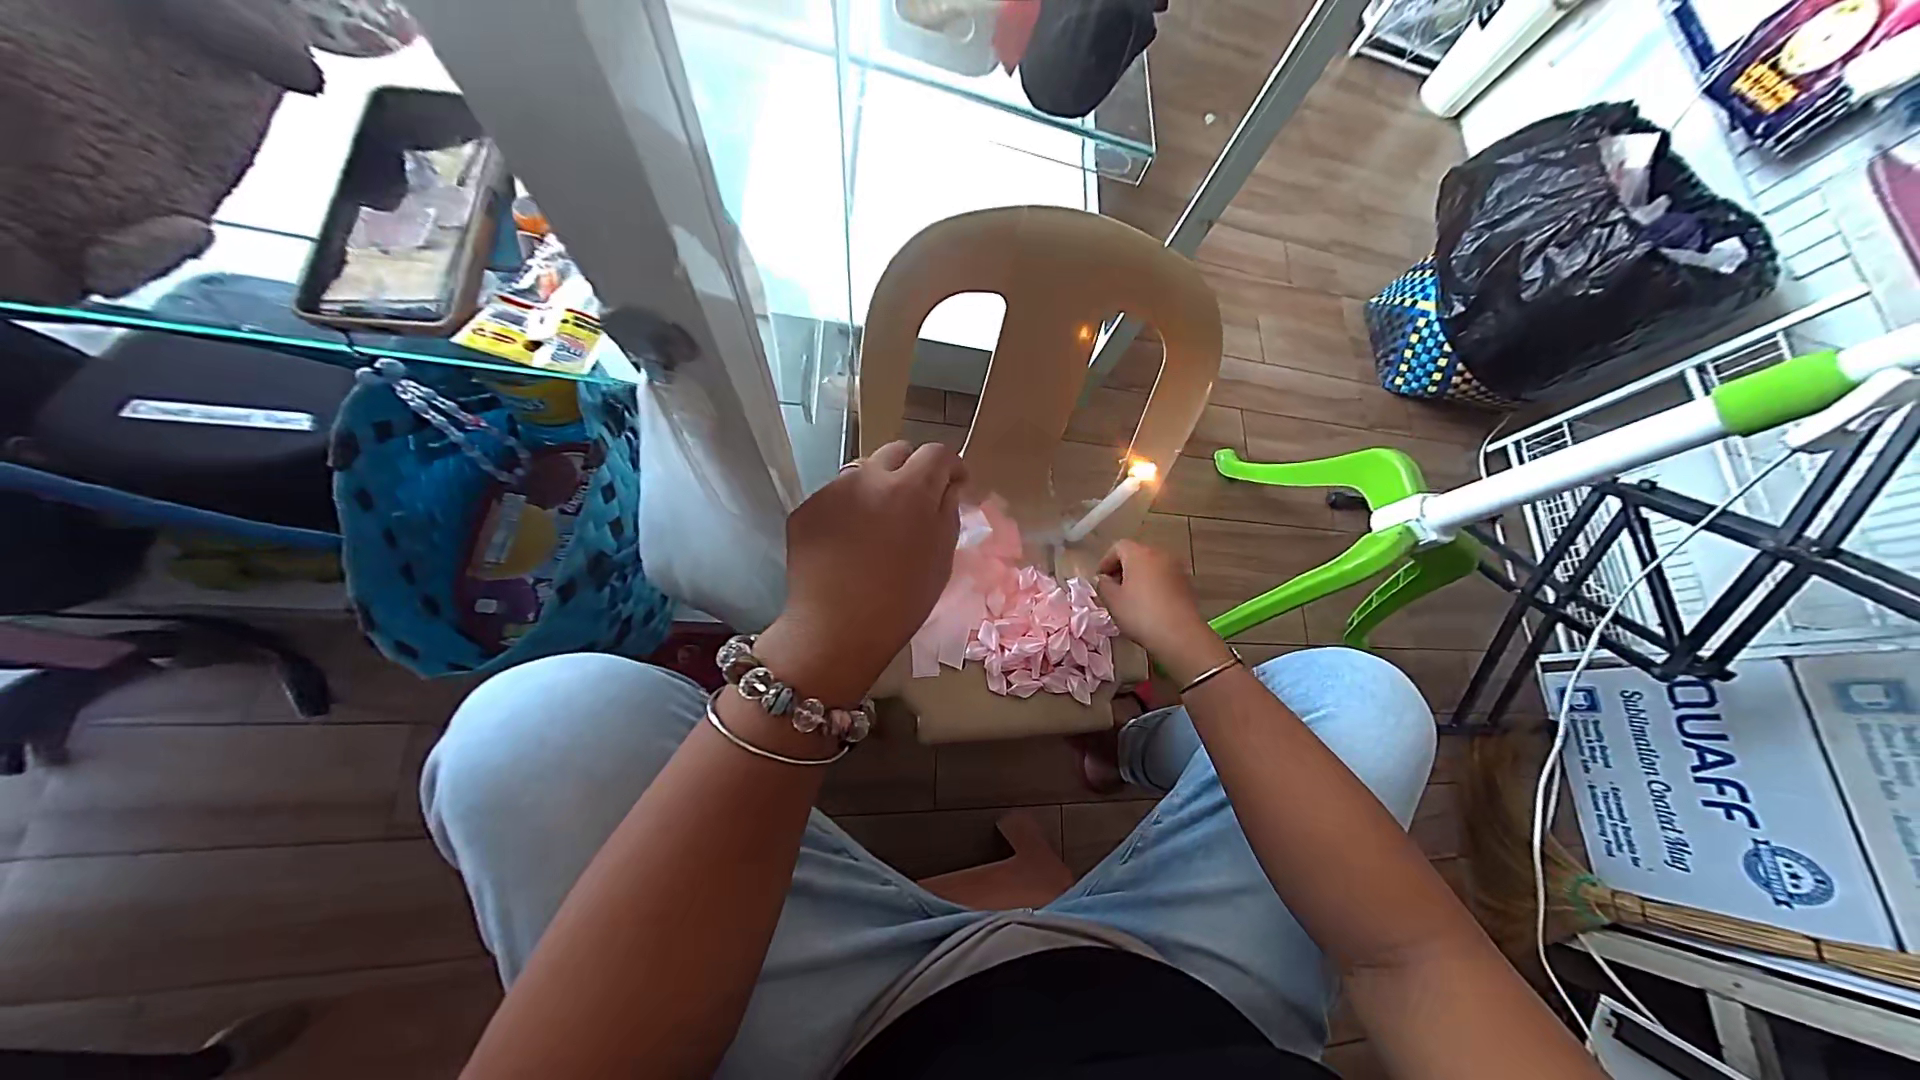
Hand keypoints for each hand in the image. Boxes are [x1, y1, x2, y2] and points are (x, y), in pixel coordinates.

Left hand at [754, 441, 967, 703]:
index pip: (937, 452)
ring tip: (878, 527)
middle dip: (913, 470)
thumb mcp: (941, 556)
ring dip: (877, 489)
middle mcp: (869, 476)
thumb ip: (947, 510)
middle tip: (916, 503)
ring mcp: (833, 490)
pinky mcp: (806, 508)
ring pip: (863, 473)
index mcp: (911, 487)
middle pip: (897, 452)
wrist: (836, 629)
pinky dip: (848, 510)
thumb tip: (947, 486)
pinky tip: (849, 543)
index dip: (951, 466)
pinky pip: (836, 497)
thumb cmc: (901, 600)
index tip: (955, 486)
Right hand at [1097, 540, 1234, 685]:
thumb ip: (1103, 585)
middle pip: (1136, 554)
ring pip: (1151, 566)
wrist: (1180, 635)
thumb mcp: (1112, 601)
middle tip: (1113, 589)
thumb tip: (1104, 580)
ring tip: (1130, 599)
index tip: (1100, 580)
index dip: (1105, 561)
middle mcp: (1160, 554)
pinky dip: (1153, 585)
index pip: (1118, 546)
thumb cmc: (1140, 614)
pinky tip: (1148, 605)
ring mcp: (1177, 568)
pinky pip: (1164, 578)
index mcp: (1139, 554)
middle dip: (1122, 569)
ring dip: (1138, 577)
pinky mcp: (1187, 583)